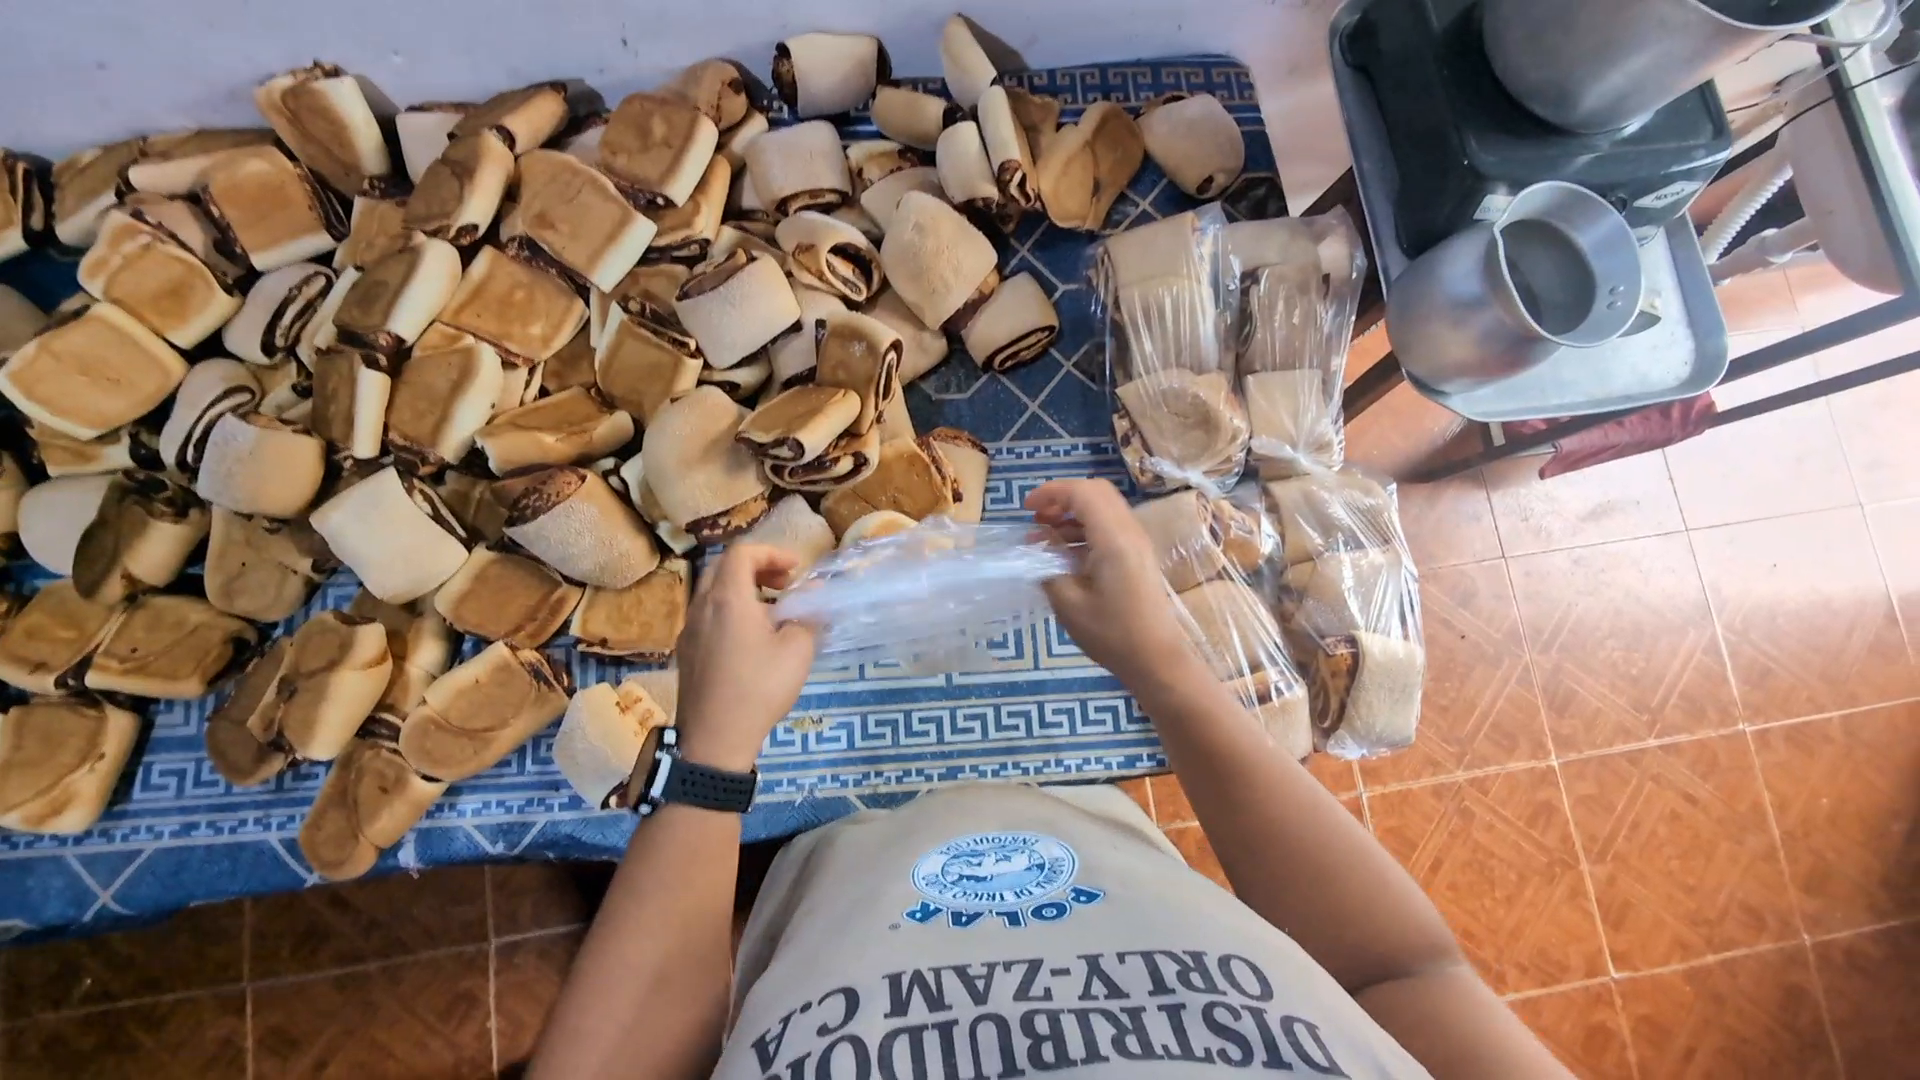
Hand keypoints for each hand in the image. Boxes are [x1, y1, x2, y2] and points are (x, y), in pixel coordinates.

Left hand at [673, 545, 820, 771]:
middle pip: (723, 567)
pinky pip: (708, 616)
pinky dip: (730, 612)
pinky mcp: (687, 652)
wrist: (715, 738)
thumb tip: (814, 596)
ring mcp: (689, 630)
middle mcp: (702, 606)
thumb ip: (808, 616)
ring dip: (743, 591)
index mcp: (728, 598)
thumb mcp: (797, 651)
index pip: (742, 552)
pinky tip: (751, 640)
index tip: (796, 571)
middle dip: (756, 567)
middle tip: (784, 585)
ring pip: (713, 592)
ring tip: (772, 613)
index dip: (772, 552)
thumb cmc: (759, 688)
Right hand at [1026, 479, 1199, 683]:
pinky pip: (1110, 527)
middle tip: (1037, 518)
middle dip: (1062, 498)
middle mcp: (1129, 531)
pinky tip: (1067, 554)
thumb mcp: (1068, 602)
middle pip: (1096, 493)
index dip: (1051, 492)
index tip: (1026, 509)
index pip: (1082, 492)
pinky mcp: (1138, 557)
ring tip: (1046, 536)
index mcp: (1113, 538)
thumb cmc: (1112, 633)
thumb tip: (1038, 545)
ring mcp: (1137, 543)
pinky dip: (1086, 529)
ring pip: (1104, 509)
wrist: (1157, 659)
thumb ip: (1049, 565)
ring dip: (1074, 514)